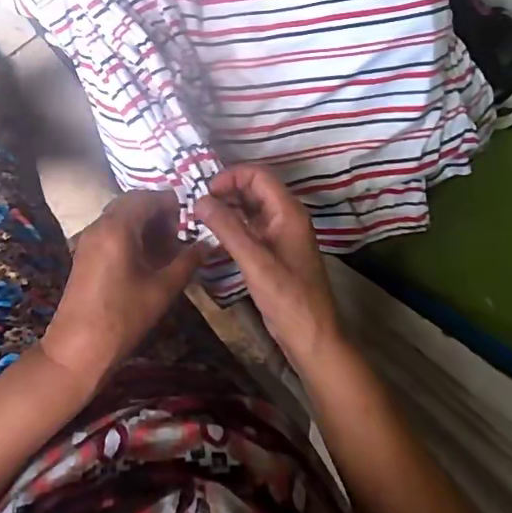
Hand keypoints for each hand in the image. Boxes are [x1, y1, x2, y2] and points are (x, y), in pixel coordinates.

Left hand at [38, 191, 202, 389]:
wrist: (77, 349)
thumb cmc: (122, 317)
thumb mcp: (161, 290)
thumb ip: (186, 262)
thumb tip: (206, 245)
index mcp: (117, 227)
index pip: (146, 198)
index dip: (170, 202)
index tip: (190, 217)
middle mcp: (99, 225)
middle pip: (131, 203)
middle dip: (156, 211)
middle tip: (179, 231)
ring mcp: (88, 239)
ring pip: (119, 216)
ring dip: (142, 223)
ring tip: (166, 246)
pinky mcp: (84, 254)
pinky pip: (109, 231)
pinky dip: (129, 234)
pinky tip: (145, 257)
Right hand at [195, 166, 341, 363]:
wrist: (312, 337)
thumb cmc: (287, 297)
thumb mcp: (254, 260)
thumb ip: (227, 227)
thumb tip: (200, 199)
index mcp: (288, 211)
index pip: (258, 175)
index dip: (231, 176)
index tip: (206, 191)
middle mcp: (285, 217)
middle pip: (254, 188)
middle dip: (226, 190)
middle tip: (199, 204)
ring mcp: (280, 235)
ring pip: (251, 208)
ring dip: (228, 208)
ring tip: (201, 217)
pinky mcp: (273, 252)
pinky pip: (251, 227)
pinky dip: (233, 226)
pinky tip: (214, 235)